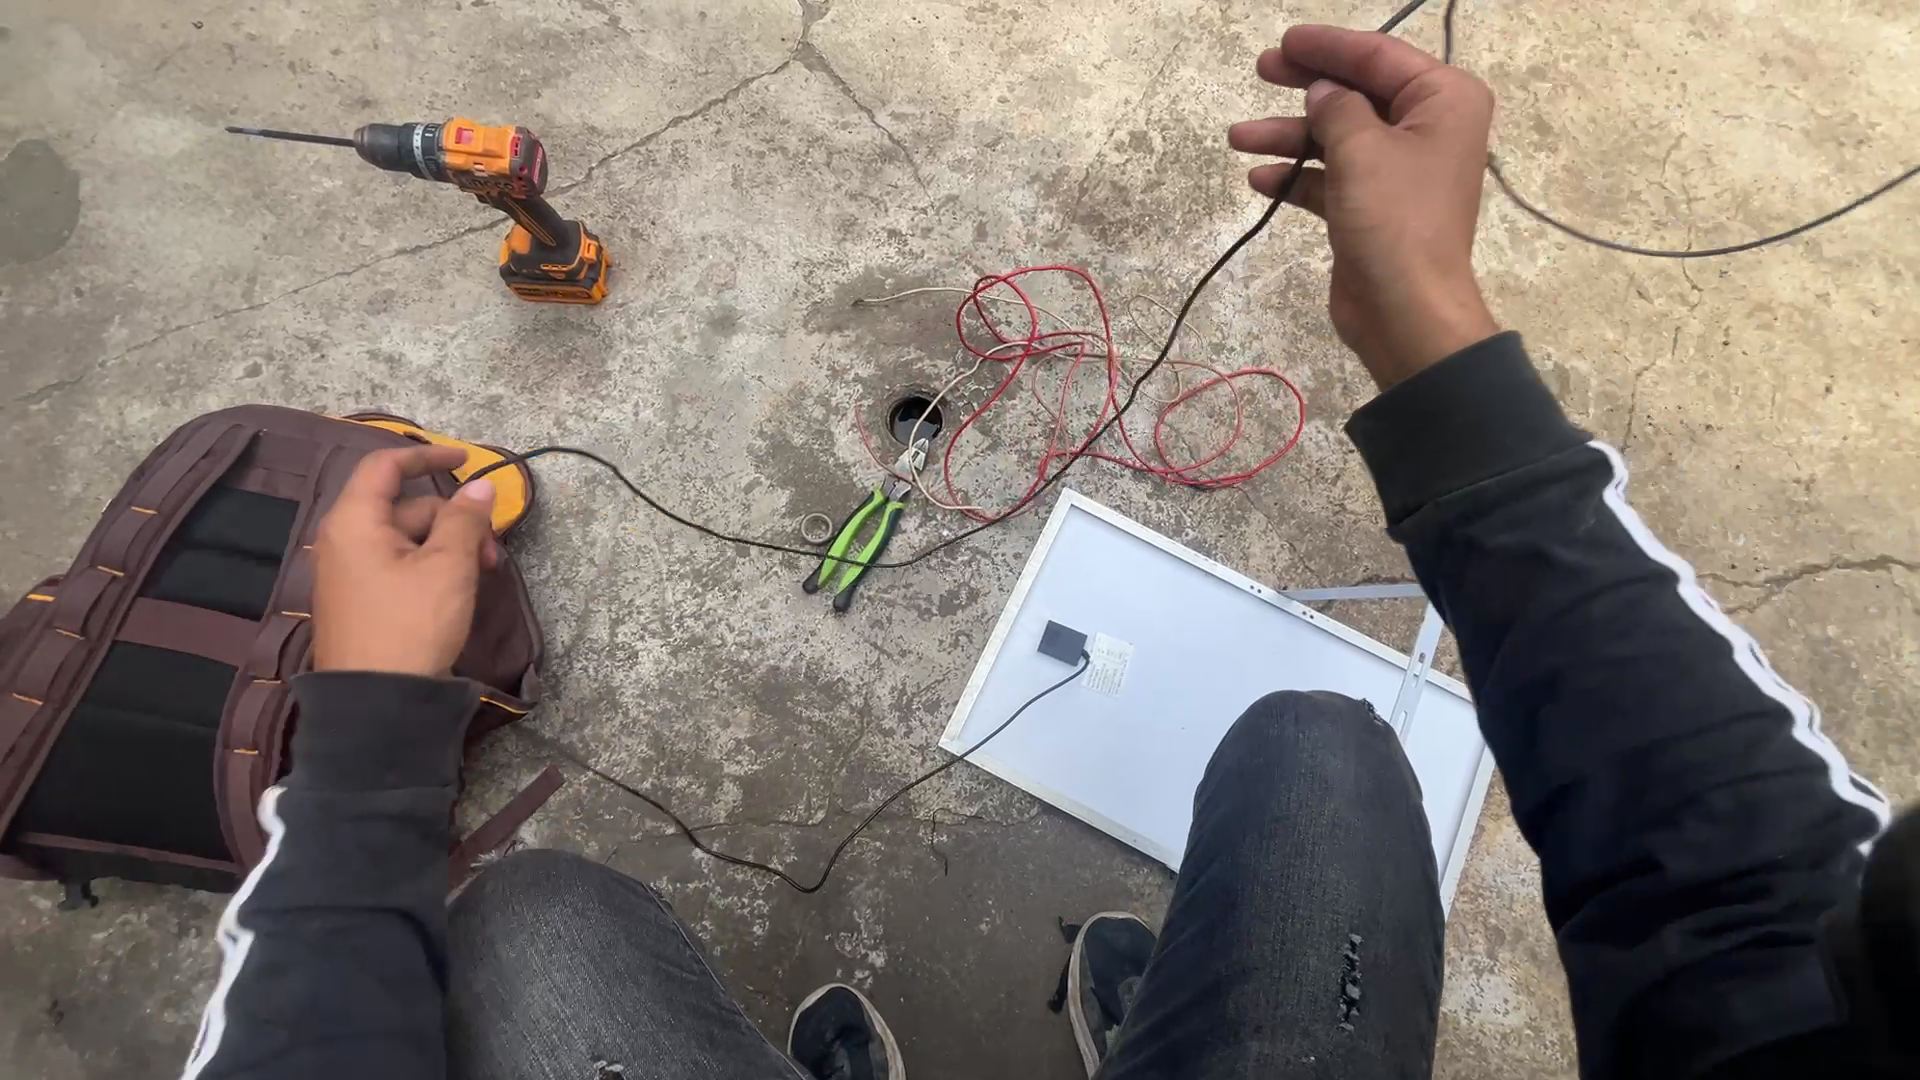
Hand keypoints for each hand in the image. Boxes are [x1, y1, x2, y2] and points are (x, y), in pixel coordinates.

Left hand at [312, 445, 498, 676]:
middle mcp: (345, 538)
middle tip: (491, 551)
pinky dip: (434, 562)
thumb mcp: (450, 566)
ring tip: (481, 573)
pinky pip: (401, 560)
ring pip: (410, 536)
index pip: (385, 467)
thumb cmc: (413, 622)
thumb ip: (466, 519)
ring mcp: (351, 569)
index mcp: (356, 522)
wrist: (377, 697)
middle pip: (408, 507)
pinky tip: (458, 585)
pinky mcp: (362, 595)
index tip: (468, 459)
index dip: (428, 455)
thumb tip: (481, 485)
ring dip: (451, 544)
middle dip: (456, 519)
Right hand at [1229, 25, 1499, 387]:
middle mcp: (1423, 129)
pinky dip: (1295, 178)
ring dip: (1287, 138)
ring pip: (1334, 140)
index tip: (1285, 40)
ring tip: (1238, 137)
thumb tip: (1323, 87)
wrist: (1403, 310)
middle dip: (1305, 86)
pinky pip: (1328, 180)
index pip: (1379, 57)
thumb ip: (1338, 109)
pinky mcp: (1368, 210)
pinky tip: (1259, 179)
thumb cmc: (1393, 221)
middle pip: (1355, 95)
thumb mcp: (1363, 152)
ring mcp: (1394, 173)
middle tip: (1260, 71)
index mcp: (1442, 100)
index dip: (1329, 47)